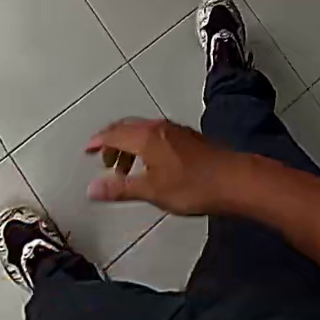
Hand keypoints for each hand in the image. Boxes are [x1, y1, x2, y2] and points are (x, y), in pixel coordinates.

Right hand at [86, 118, 244, 214]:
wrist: (232, 179)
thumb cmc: (192, 185)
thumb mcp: (151, 191)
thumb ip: (120, 188)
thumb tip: (92, 188)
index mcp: (147, 137)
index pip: (115, 133)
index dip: (98, 141)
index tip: (87, 149)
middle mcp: (160, 128)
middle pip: (128, 128)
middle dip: (112, 142)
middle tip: (104, 161)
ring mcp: (176, 131)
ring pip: (144, 131)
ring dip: (129, 146)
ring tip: (125, 170)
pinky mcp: (188, 138)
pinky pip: (157, 135)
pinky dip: (145, 146)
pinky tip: (150, 166)